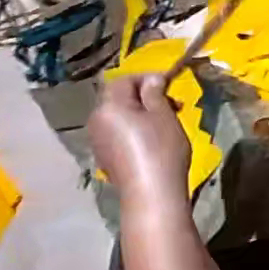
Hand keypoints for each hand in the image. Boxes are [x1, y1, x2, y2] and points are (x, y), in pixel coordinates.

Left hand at [89, 75, 190, 213]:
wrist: (151, 192)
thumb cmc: (161, 149)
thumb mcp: (164, 116)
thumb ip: (155, 93)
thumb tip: (152, 79)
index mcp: (109, 107)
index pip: (124, 80)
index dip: (146, 77)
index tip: (170, 84)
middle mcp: (96, 120)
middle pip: (117, 98)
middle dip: (143, 96)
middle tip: (171, 104)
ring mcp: (97, 140)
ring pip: (118, 116)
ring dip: (139, 113)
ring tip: (164, 123)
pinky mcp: (103, 156)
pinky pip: (117, 132)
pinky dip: (133, 129)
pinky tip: (151, 141)